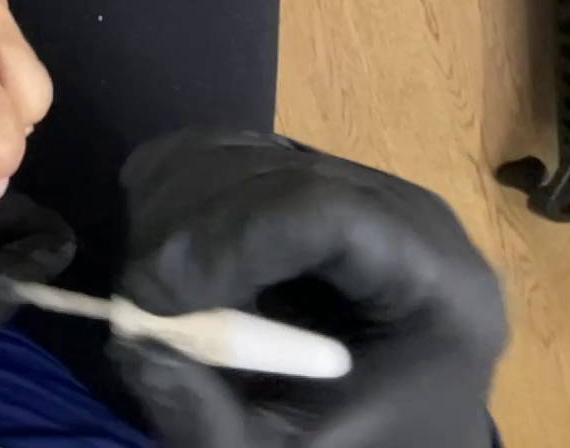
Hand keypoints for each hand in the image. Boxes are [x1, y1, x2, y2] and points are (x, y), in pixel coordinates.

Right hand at [111, 130, 508, 447]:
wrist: (375, 431)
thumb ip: (206, 416)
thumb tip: (131, 335)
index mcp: (438, 282)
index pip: (321, 214)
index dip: (226, 241)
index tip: (154, 295)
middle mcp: (394, 206)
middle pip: (260, 174)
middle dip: (179, 232)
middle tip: (136, 298)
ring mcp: (337, 174)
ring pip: (221, 154)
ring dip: (164, 214)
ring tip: (154, 289)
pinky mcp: (286, 164)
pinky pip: (204, 150)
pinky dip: (164, 190)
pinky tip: (164, 249)